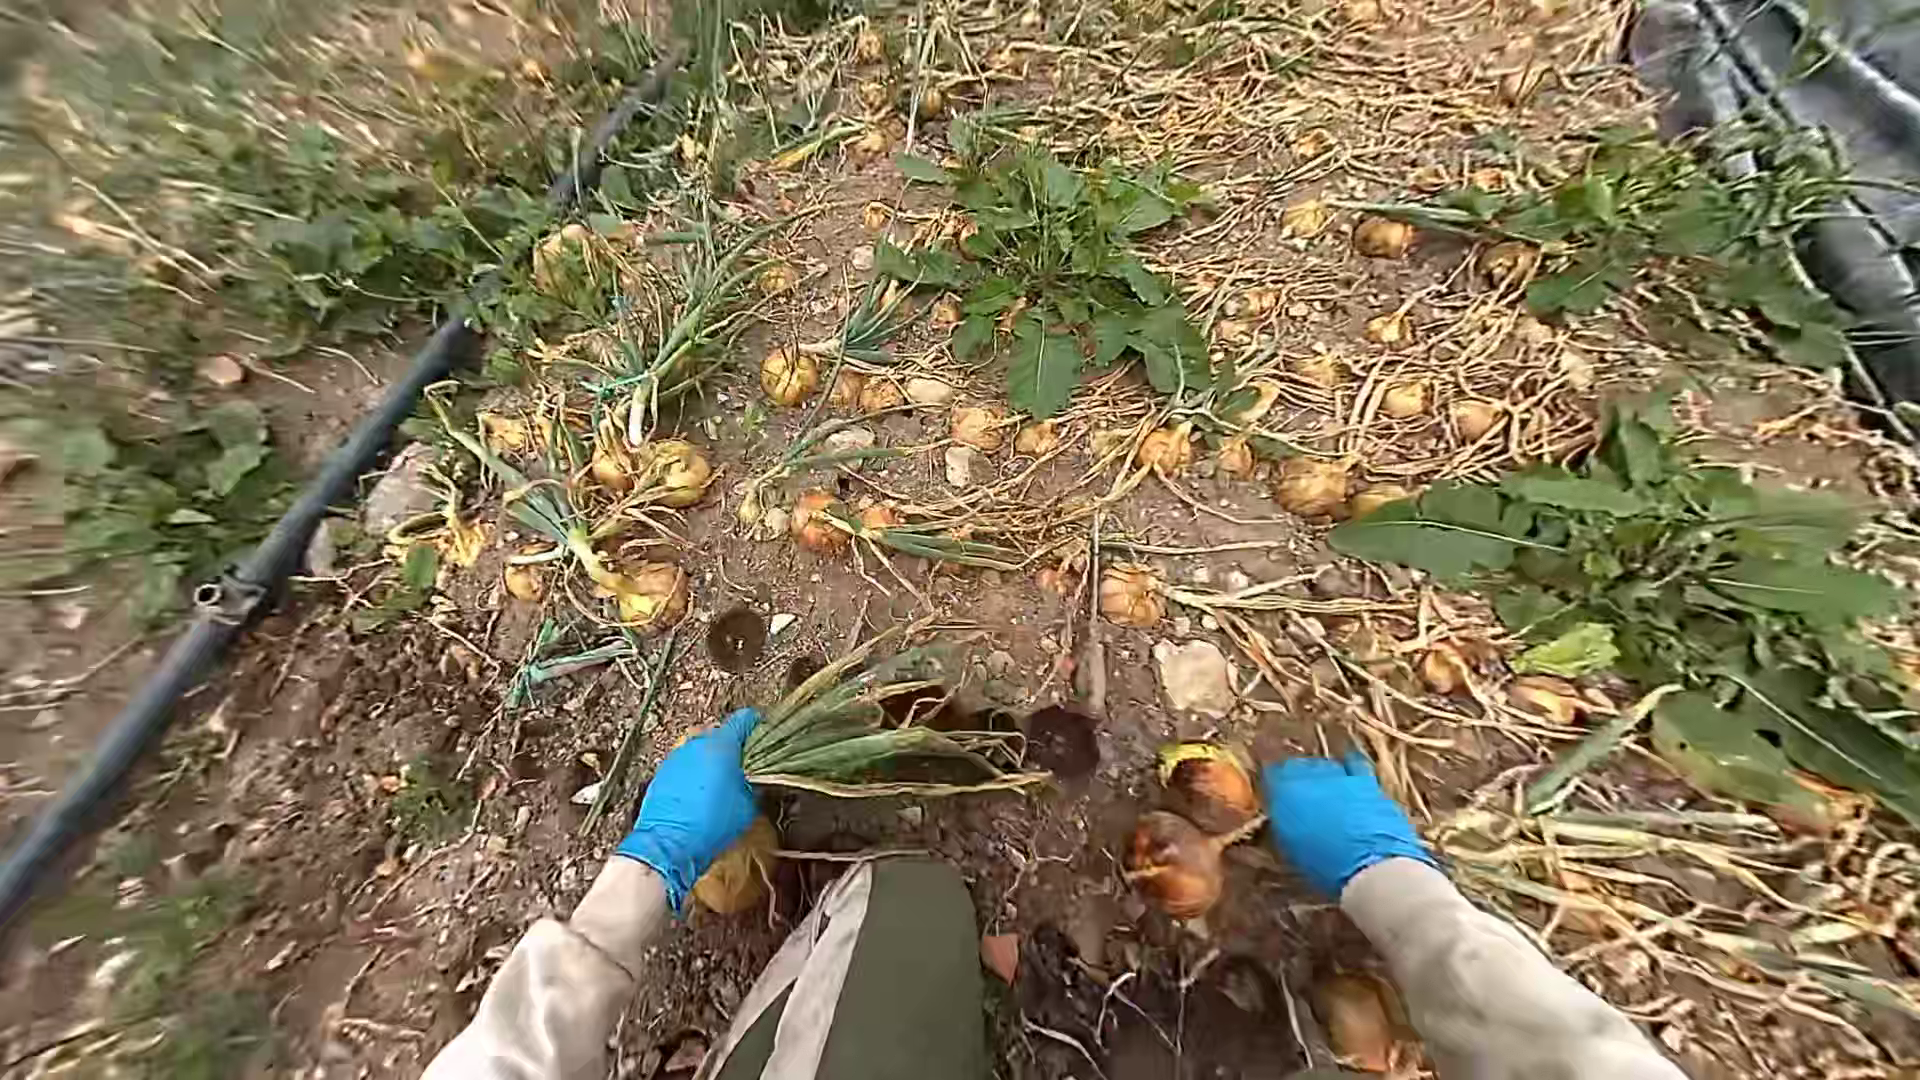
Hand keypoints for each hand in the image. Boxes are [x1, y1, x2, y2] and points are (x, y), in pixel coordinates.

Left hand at [615, 708, 759, 910]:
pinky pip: (685, 764)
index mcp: (722, 744)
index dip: (757, 725)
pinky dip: (694, 772)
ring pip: (702, 748)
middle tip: (744, 764)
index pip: (744, 719)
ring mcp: (677, 757)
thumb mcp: (747, 805)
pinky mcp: (662, 774)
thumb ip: (754, 782)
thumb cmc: (710, 824)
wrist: (665, 848)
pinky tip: (700, 792)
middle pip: (721, 732)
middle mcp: (698, 744)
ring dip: (712, 759)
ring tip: (721, 780)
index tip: (763, 733)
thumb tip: (758, 778)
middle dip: (733, 745)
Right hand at [1262, 751, 1433, 897]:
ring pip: (1324, 764)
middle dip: (1298, 777)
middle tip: (1302, 794)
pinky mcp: (1366, 781)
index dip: (1275, 782)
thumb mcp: (1290, 845)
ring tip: (1327, 787)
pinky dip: (1349, 767)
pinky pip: (1354, 763)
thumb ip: (1283, 820)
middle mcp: (1307, 776)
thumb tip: (1281, 810)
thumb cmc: (1325, 865)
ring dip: (1323, 773)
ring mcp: (1338, 775)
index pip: (1272, 773)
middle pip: (1298, 766)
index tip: (1277, 792)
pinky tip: (1349, 776)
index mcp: (1284, 791)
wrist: (1373, 868)